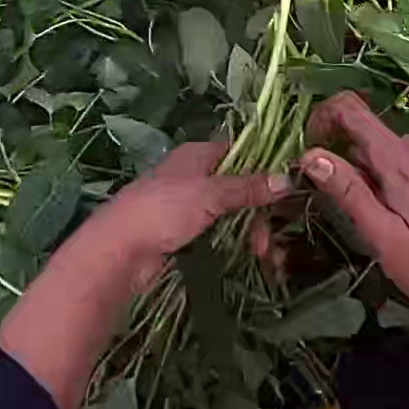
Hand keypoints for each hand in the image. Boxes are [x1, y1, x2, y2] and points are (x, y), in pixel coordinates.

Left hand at [75, 139, 291, 292]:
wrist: (120, 248)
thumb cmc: (164, 209)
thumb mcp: (210, 194)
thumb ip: (248, 187)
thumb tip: (288, 177)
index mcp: (198, 154)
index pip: (240, 151)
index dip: (264, 166)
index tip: (287, 189)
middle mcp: (194, 173)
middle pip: (238, 185)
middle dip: (258, 210)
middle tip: (268, 242)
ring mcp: (187, 203)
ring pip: (229, 211)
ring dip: (249, 230)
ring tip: (261, 255)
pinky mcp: (182, 231)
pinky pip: (217, 231)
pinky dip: (233, 241)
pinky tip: (247, 257)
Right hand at [299, 91, 408, 332]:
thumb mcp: (386, 238)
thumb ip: (348, 192)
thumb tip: (309, 154)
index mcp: (399, 155)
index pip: (349, 108)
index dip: (320, 117)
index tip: (307, 152)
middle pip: (364, 135)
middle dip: (342, 161)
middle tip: (334, 208)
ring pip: (384, 154)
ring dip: (365, 177)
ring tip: (368, 224)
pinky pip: (404, 166)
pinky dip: (388, 184)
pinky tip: (398, 224)